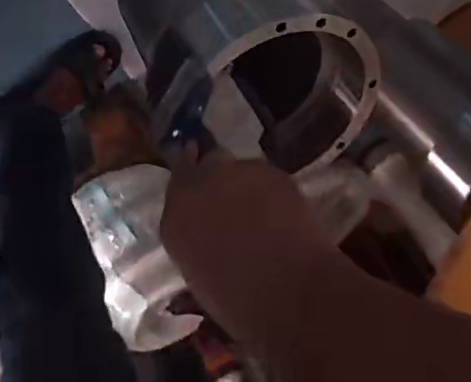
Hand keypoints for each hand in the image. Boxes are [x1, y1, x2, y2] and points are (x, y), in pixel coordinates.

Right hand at [162, 149, 337, 340]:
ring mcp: (237, 172)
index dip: (190, 185)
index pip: (176, 183)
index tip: (201, 191)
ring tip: (263, 215)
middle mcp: (200, 184)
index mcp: (176, 219)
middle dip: (217, 180)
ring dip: (245, 186)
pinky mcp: (271, 171)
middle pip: (206, 165)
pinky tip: (284, 216)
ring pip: (239, 170)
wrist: (294, 294)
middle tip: (233, 204)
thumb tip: (206, 239)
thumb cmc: (243, 306)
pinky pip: (266, 177)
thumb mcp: (202, 281)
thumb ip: (196, 246)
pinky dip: (272, 191)